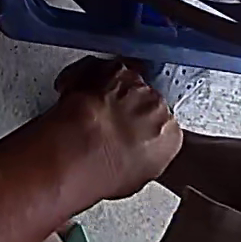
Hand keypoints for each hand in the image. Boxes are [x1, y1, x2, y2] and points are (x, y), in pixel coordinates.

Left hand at [42, 57, 181, 204]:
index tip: (127, 134)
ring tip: (88, 108)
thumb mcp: (137, 175)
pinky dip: (82, 76)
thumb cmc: (107, 168)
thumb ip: (146, 154)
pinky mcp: (105, 66)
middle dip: (126, 106)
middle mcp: (156, 102)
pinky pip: (95, 68)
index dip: (140, 128)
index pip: (160, 125)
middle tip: (106, 120)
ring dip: (107, 90)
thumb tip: (134, 151)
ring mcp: (132, 81)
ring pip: (121, 81)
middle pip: (142, 98)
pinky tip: (69, 93)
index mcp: (170, 131)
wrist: (83, 148)